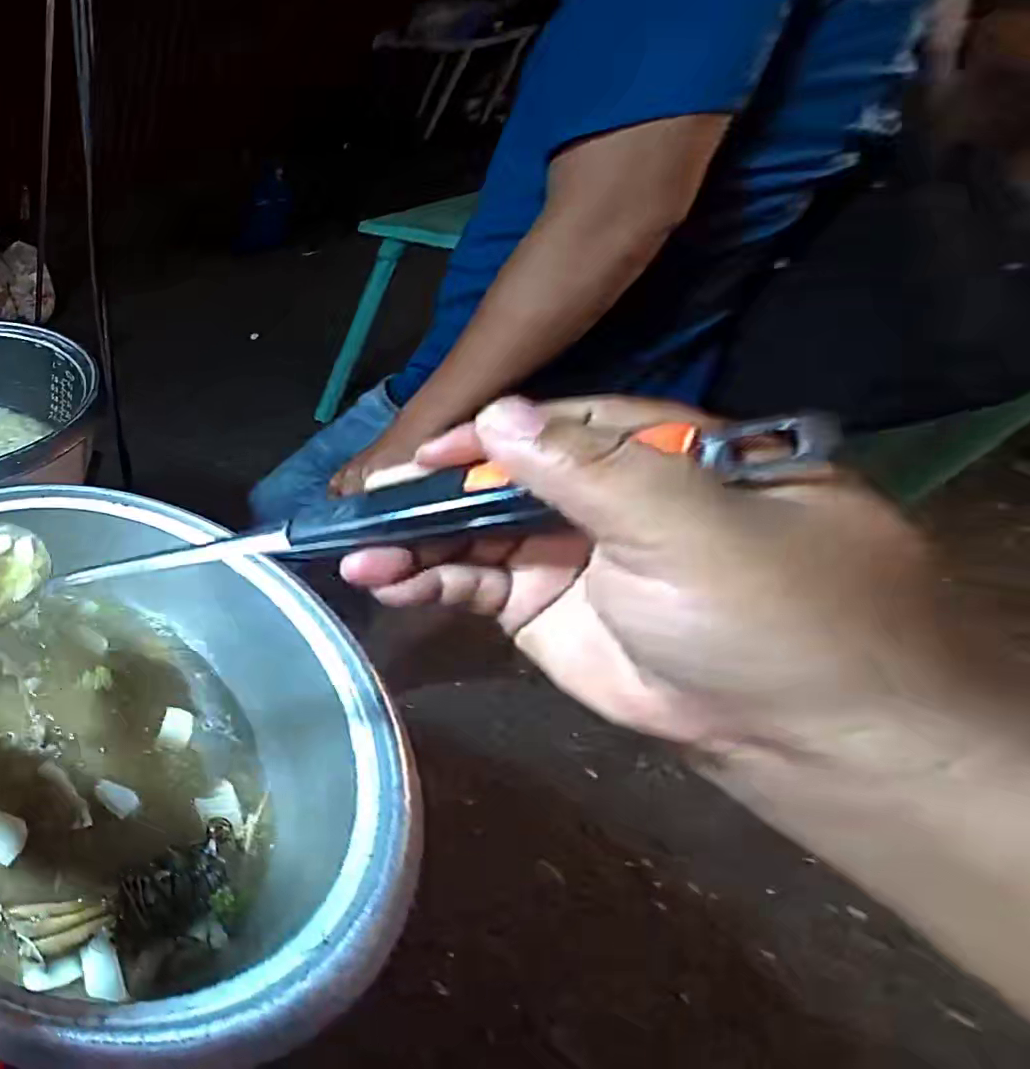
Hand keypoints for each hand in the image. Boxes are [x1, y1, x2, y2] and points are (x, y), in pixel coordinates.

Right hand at [340, 397, 965, 761]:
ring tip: (361, 560)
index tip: (427, 455)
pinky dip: (423, 582)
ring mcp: (556, 552)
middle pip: (494, 483)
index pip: (558, 427)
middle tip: (367, 510)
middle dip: (428, 499)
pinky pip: (464, 582)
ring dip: (411, 546)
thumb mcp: (690, 530)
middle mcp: (596, 499)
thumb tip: (495, 416)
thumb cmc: (769, 616)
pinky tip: (385, 584)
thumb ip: (590, 472)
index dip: (488, 436)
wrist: (792, 737)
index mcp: (653, 458)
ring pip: (467, 534)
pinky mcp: (527, 603)